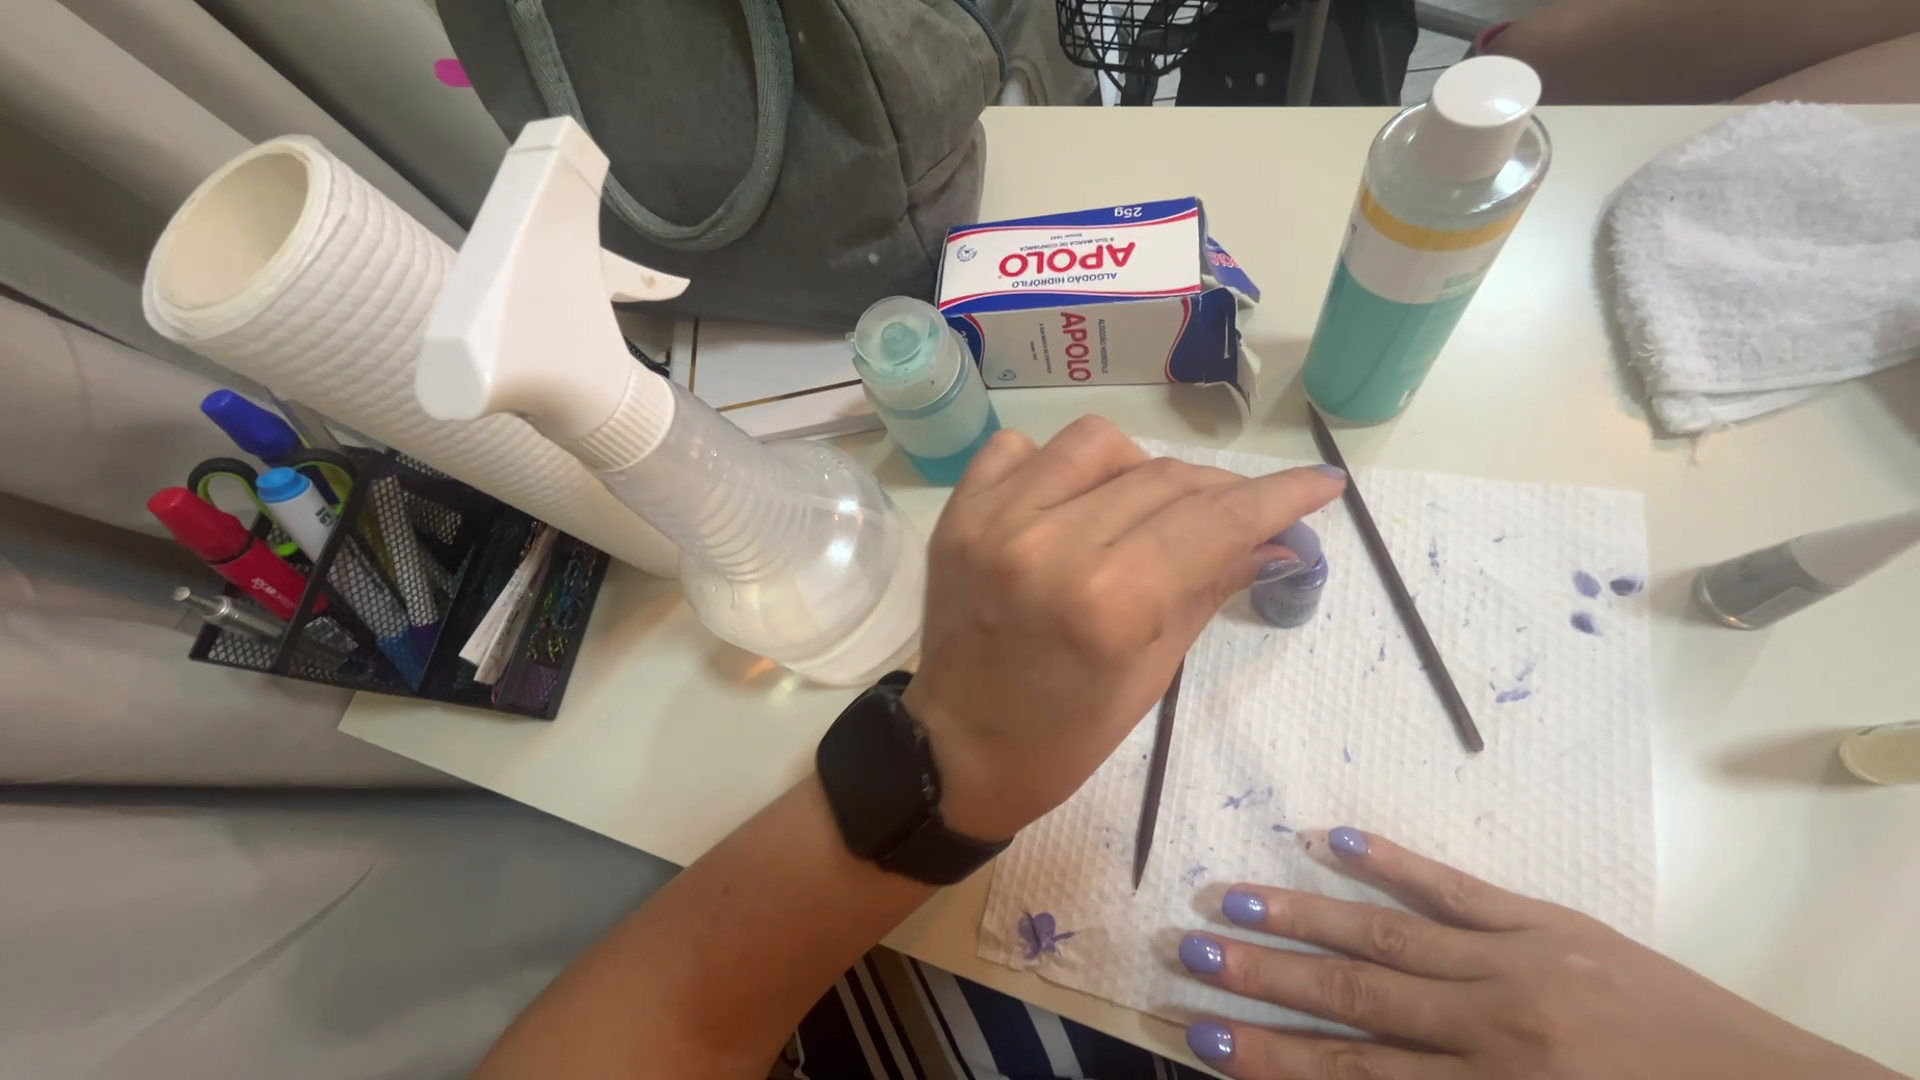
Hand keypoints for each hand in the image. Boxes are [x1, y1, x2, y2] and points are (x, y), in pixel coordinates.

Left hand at [903, 416, 1344, 841]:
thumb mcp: (1151, 673)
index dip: (1278, 498)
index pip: (1212, 522)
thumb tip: (1277, 538)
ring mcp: (994, 521)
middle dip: (1218, 492)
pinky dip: (1055, 466)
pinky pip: (1020, 449)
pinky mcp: (958, 513)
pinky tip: (1067, 505)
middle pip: (1163, 479)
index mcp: (1106, 603)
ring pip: (1096, 444)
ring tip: (1138, 514)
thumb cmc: (1063, 735)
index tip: (1320, 486)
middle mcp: (1048, 545)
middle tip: (1238, 516)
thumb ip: (1210, 588)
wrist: (956, 750)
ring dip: (1137, 470)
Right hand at [1176, 828, 1898, 1079]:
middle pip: (1353, 999)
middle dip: (1261, 978)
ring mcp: (1514, 960)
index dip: (1270, 1058)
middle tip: (1187, 951)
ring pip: (1384, 936)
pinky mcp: (1544, 920)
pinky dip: (1389, 862)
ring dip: (1300, 917)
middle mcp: (1492, 1028)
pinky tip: (1331, 839)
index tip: (1199, 1038)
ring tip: (1230, 899)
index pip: (1354, 1074)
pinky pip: (1452, 885)